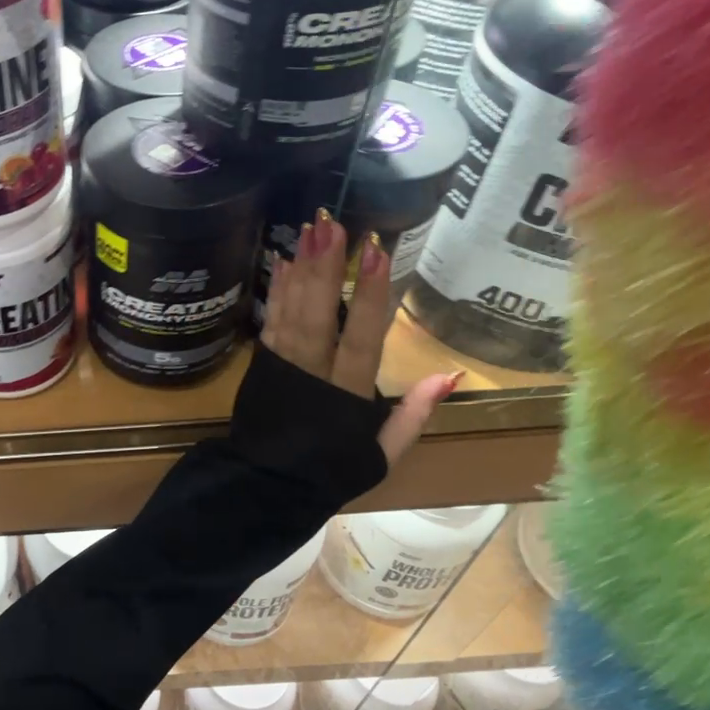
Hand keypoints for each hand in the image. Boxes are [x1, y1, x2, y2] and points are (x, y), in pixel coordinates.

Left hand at [259, 210, 461, 463]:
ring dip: (301, 270)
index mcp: (346, 395)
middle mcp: (312, 373)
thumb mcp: (379, 455)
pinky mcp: (259, 365)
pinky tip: (284, 262)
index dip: (369, 296)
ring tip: (309, 229)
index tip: (375, 253)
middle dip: (326, 268)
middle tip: (332, 223)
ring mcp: (281, 367)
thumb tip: (450, 376)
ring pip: (292, 312)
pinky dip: (278, 292)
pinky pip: (270, 322)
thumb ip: (413, 415)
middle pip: (320, 315)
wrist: (266, 486)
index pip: (362, 338)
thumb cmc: (330, 470)